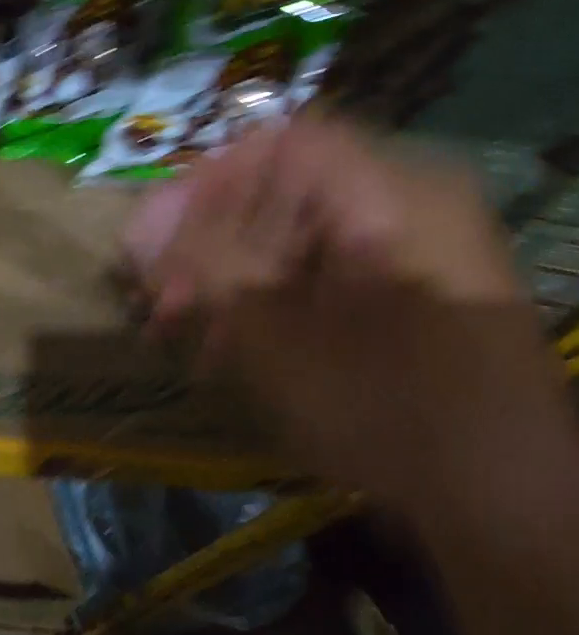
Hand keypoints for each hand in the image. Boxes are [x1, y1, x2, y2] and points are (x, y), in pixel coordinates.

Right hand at [122, 115, 578, 510]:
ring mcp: (409, 246)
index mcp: (390, 197)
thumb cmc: (383, 405)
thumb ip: (205, 264)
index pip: (275, 145)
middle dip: (202, 240)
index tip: (146, 245)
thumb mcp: (275, 332)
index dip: (199, 186)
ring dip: (220, 275)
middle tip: (156, 298)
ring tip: (178, 328)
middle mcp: (405, 204)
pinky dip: (259, 296)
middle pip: (277, 188)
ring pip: (286, 231)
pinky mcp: (403, 286)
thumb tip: (140, 220)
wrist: (494, 488)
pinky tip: (225, 342)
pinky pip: (313, 266)